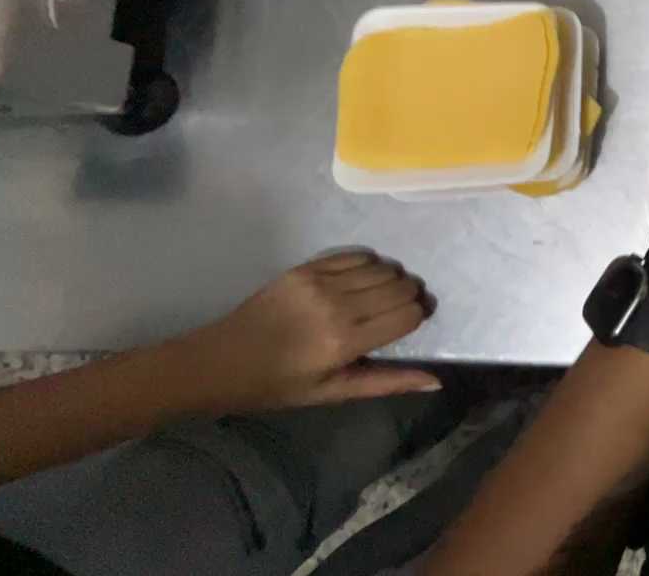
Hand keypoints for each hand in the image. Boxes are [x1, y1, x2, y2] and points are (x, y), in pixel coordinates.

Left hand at [175, 250, 440, 411]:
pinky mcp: (306, 269)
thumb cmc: (274, 386)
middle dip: (410, 296)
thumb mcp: (331, 392)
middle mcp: (336, 308)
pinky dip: (370, 265)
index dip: (418, 316)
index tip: (411, 321)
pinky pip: (360, 255)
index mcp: (343, 343)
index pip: (410, 314)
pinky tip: (359, 280)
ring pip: (386, 268)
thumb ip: (387, 383)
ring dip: (392, 279)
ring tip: (377, 294)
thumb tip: (437, 382)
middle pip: (403, 286)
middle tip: (396, 309)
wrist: (212, 364)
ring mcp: (320, 284)